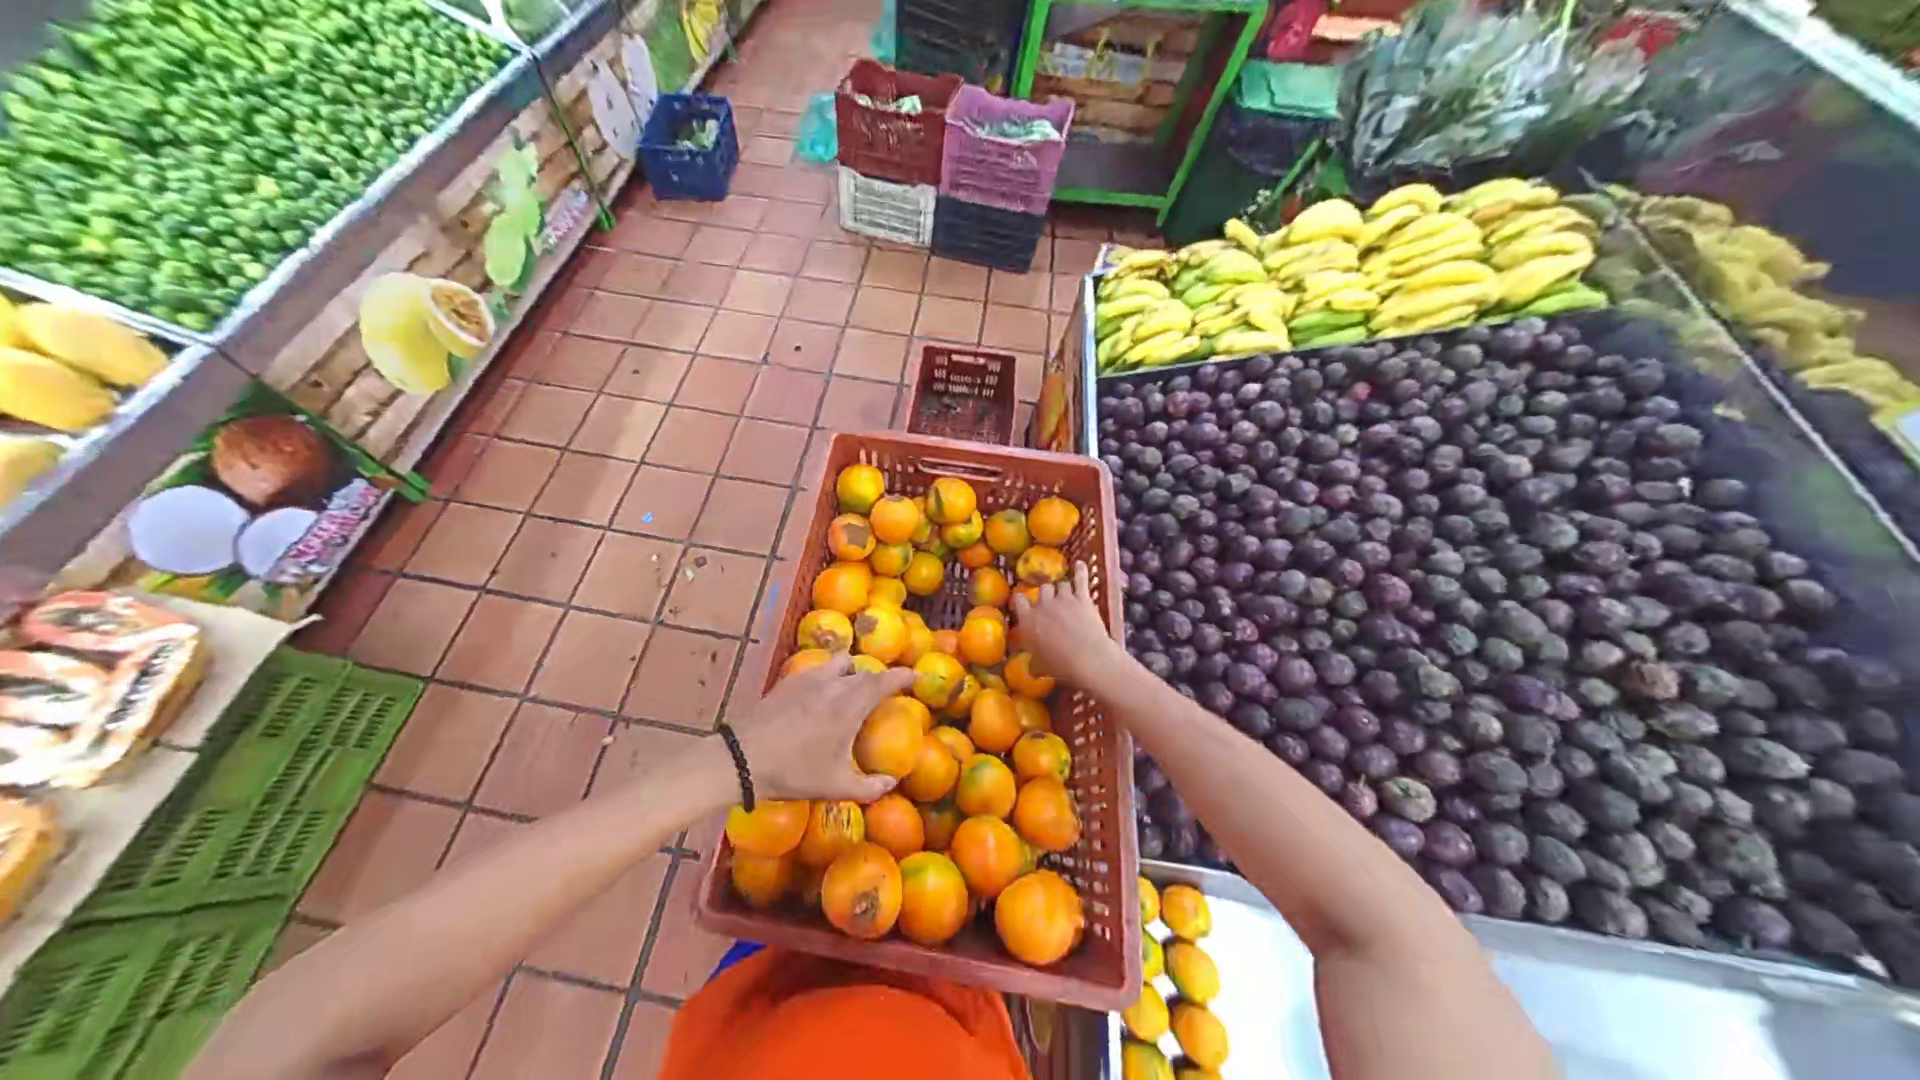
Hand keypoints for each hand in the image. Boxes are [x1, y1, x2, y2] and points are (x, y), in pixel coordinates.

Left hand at [727, 653, 912, 802]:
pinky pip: (817, 669)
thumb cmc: (793, 773)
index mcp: (849, 705)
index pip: (884, 681)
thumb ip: (870, 786)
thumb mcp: (836, 786)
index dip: (902, 676)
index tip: (915, 676)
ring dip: (853, 670)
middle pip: (864, 670)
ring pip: (839, 662)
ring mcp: (808, 679)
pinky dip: (829, 674)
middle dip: (879, 676)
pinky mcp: (788, 682)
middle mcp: (832, 684)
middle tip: (885, 689)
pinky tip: (822, 692)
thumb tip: (891, 781)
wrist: (740, 759)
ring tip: (853, 686)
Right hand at [1012, 561, 1119, 686]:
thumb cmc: (1060, 665)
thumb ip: (1034, 664)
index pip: (1019, 601)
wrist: (1087, 658)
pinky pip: (1080, 578)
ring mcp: (1063, 598)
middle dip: (1046, 595)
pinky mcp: (1082, 598)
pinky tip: (1080, 564)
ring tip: (1065, 593)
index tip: (1023, 601)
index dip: (1022, 600)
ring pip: (1060, 584)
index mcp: (1028, 620)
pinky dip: (1080, 570)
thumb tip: (1030, 669)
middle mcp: (1043, 604)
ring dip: (1063, 588)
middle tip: (1050, 602)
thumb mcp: (1041, 667)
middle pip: (1042, 590)